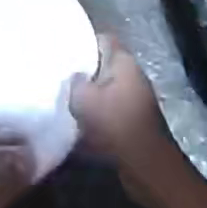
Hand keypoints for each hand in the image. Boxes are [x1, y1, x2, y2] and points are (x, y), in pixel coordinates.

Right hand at [68, 34, 173, 161]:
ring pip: (106, 85)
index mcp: (124, 62)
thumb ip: (74, 80)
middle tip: (58, 70)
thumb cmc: (115, 125)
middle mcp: (134, 76)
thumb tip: (73, 75)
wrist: (147, 168)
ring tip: (64, 93)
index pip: (102, 38)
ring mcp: (137, 99)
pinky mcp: (135, 120)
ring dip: (89, 90)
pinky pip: (110, 106)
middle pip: (103, 63)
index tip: (61, 46)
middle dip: (83, 67)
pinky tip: (78, 117)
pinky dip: (96, 110)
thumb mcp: (83, 97)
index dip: (81, 39)